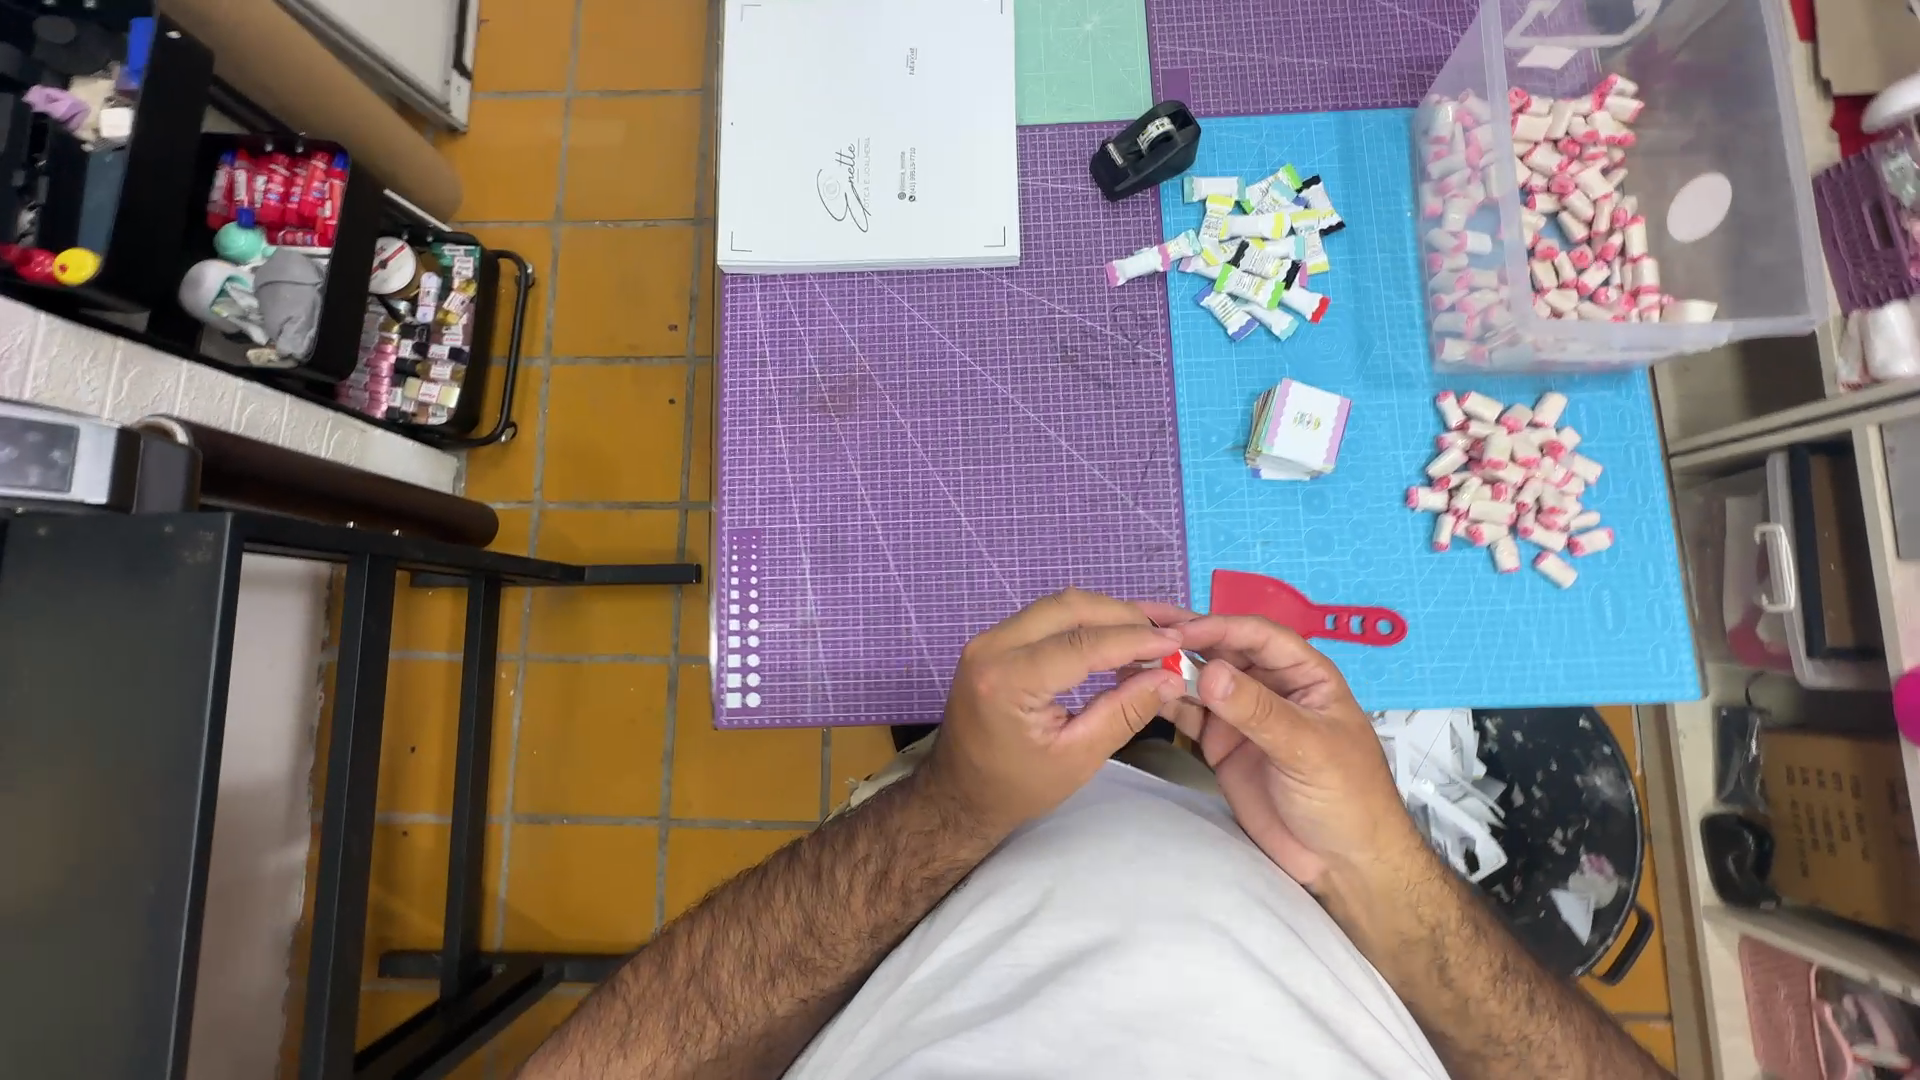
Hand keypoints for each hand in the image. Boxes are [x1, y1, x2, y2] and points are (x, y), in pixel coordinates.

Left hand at [926, 589, 1187, 837]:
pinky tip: (1113, 635)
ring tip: (1147, 634)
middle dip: (1122, 615)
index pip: (1082, 644)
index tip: (1176, 643)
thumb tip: (1170, 677)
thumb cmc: (1016, 787)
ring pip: (1057, 605)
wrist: (959, 793)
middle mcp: (992, 647)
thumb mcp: (1077, 758)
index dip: (1134, 640)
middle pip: (1069, 607)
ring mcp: (988, 638)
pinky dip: (1082, 621)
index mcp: (1008, 680)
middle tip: (1164, 635)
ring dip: (1104, 614)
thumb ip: (1124, 712)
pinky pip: (1045, 616)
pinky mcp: (993, 640)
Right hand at [1136, 603, 1425, 896]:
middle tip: (1137, 627)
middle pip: (1221, 650)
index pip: (1257, 637)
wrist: (1340, 865)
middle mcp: (1269, 685)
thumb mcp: (1307, 749)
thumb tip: (1208, 672)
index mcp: (1303, 674)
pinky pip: (1188, 713)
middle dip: (1183, 639)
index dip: (1218, 628)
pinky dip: (1163, 701)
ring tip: (1126, 657)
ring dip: (1166, 668)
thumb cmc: (1347, 799)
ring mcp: (1241, 714)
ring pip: (1199, 679)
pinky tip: (1136, 690)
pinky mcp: (1219, 742)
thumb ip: (1257, 711)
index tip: (1178, 633)